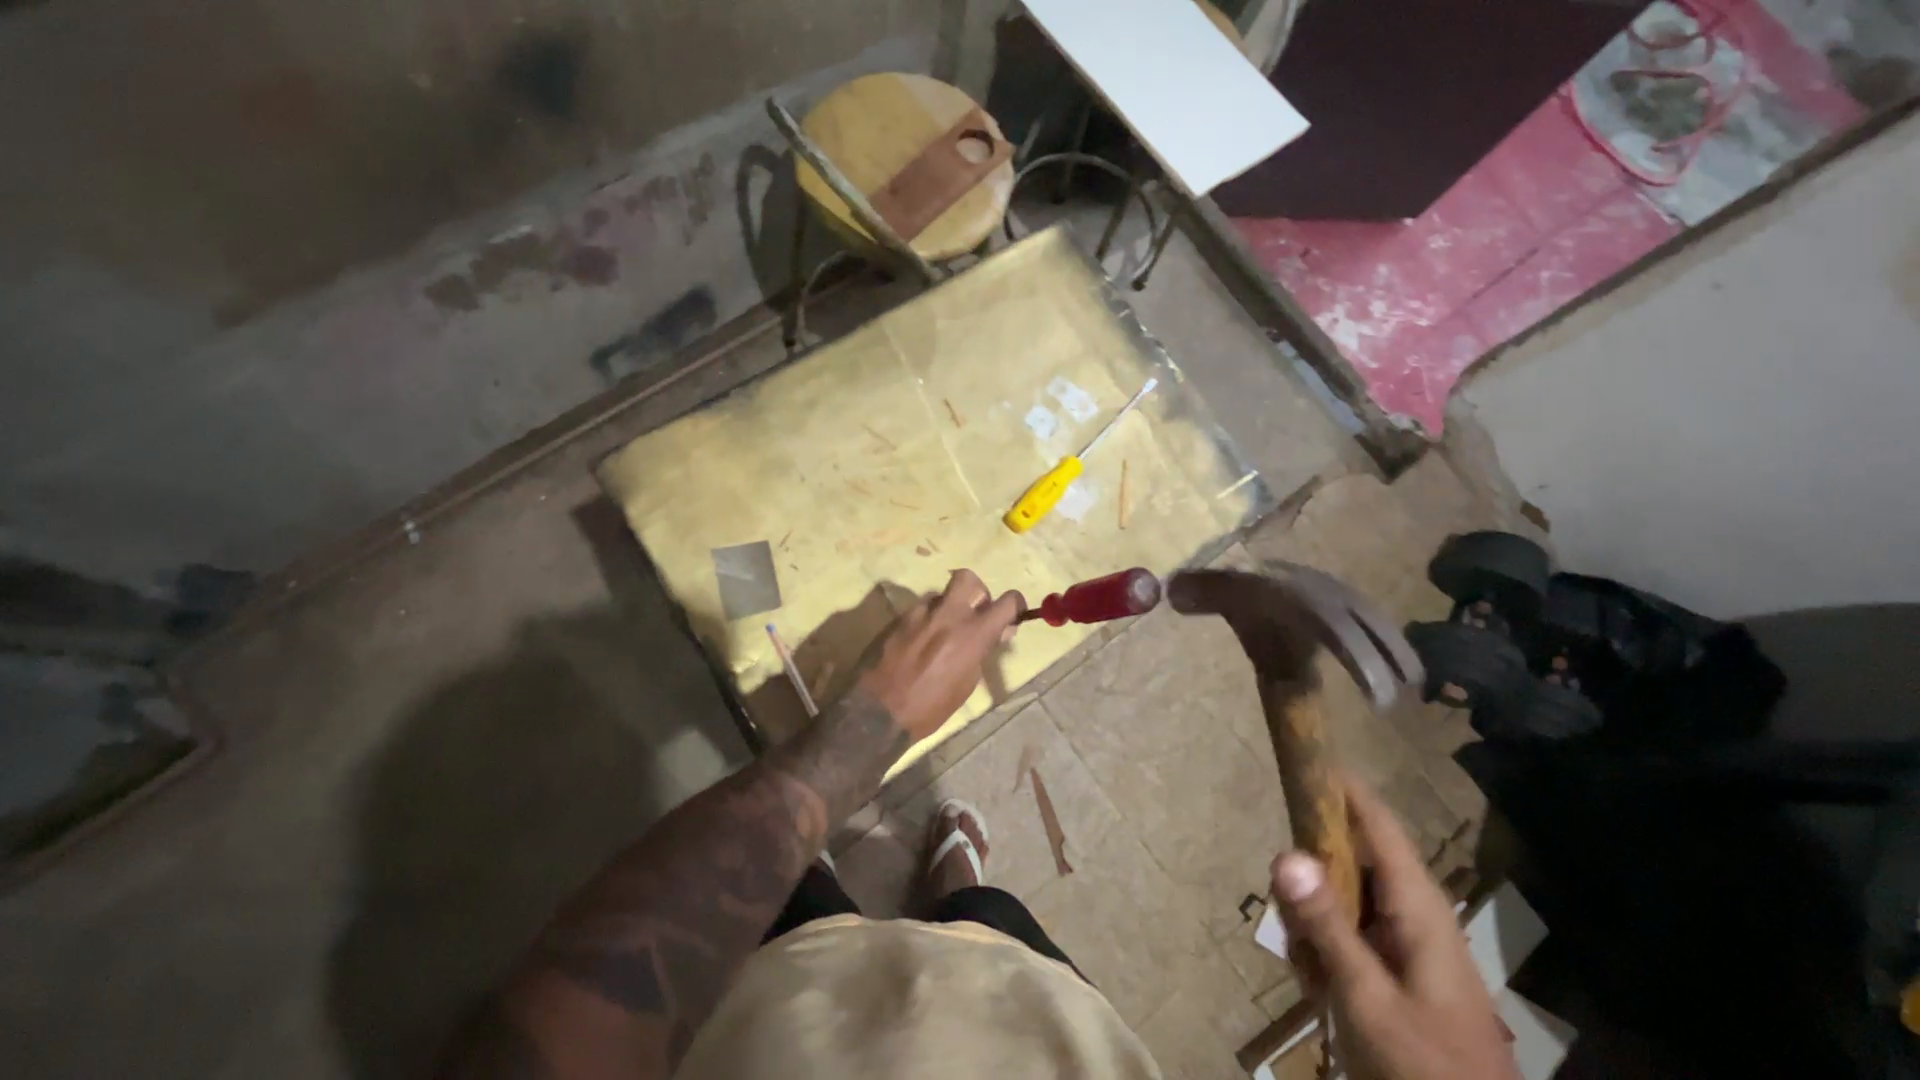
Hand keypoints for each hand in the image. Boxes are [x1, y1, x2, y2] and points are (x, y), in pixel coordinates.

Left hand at [858, 569, 1023, 743]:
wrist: (878, 711)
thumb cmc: (931, 708)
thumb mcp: (967, 684)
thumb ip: (982, 651)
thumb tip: (998, 633)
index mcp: (972, 634)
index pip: (1006, 602)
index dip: (1014, 605)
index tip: (1012, 614)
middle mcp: (948, 615)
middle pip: (968, 578)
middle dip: (976, 591)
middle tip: (974, 613)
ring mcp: (919, 613)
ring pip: (941, 597)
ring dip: (948, 610)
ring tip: (942, 636)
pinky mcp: (897, 619)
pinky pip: (920, 611)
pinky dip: (926, 622)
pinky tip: (919, 645)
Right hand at [1271, 777, 1519, 1079]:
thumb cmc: (1426, 1066)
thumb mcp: (1367, 999)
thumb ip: (1325, 927)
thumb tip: (1284, 851)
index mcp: (1419, 908)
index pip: (1378, 824)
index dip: (1342, 788)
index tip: (1301, 759)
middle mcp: (1412, 915)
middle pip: (1348, 862)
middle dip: (1310, 883)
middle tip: (1289, 926)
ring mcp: (1404, 946)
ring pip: (1341, 904)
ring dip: (1313, 931)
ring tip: (1310, 979)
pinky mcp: (1395, 974)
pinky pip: (1347, 940)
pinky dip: (1324, 958)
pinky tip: (1320, 996)